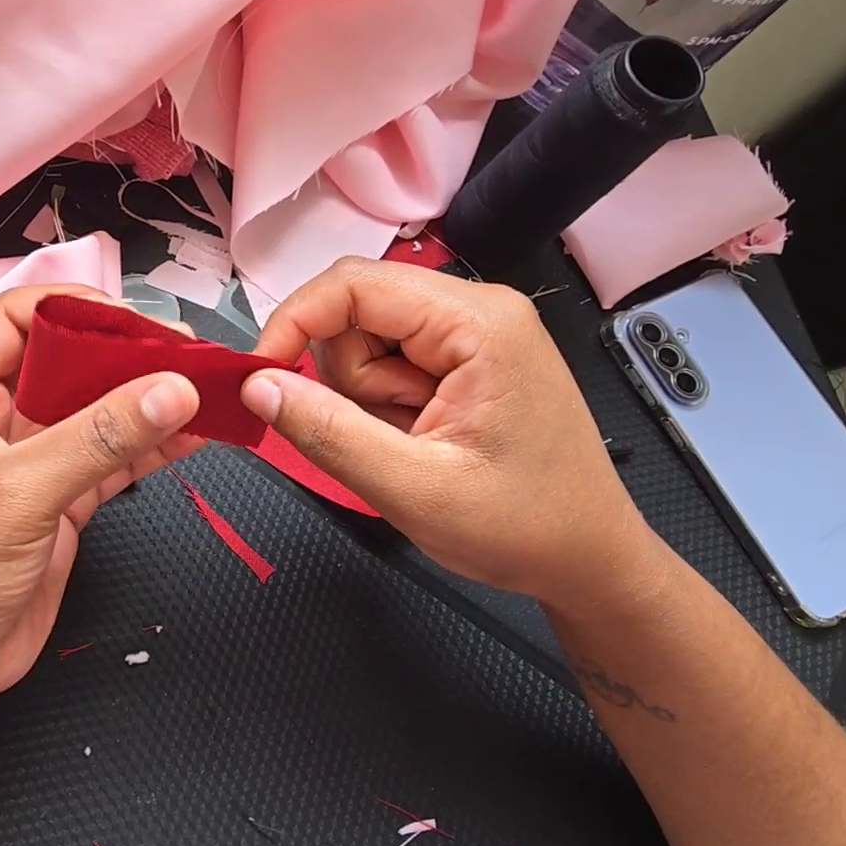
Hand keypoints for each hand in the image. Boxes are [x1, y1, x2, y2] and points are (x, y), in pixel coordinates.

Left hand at [0, 287, 203, 708]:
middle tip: (192, 356)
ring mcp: (32, 455)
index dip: (79, 310)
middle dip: (128, 355)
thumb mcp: (20, 493)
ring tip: (209, 390)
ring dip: (149, 400)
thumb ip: (100, 437)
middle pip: (69, 359)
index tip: (141, 324)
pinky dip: (153, 445)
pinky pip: (114, 455)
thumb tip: (176, 387)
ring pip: (98, 408)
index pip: (19, 317)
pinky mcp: (62, 495)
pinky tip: (196, 435)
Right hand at [242, 258, 661, 606]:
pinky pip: (387, 365)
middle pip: (356, 312)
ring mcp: (470, 334)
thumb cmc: (522, 528)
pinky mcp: (462, 360)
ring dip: (363, 398)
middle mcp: (475, 310)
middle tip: (382, 437)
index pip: (353, 284)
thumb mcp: (413, 488)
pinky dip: (381, 406)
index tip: (260, 379)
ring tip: (410, 444)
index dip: (294, 322)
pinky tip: (418, 440)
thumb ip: (328, 433)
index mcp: (477, 322)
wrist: (589, 561)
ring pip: (364, 342)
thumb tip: (256, 386)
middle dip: (345, 379)